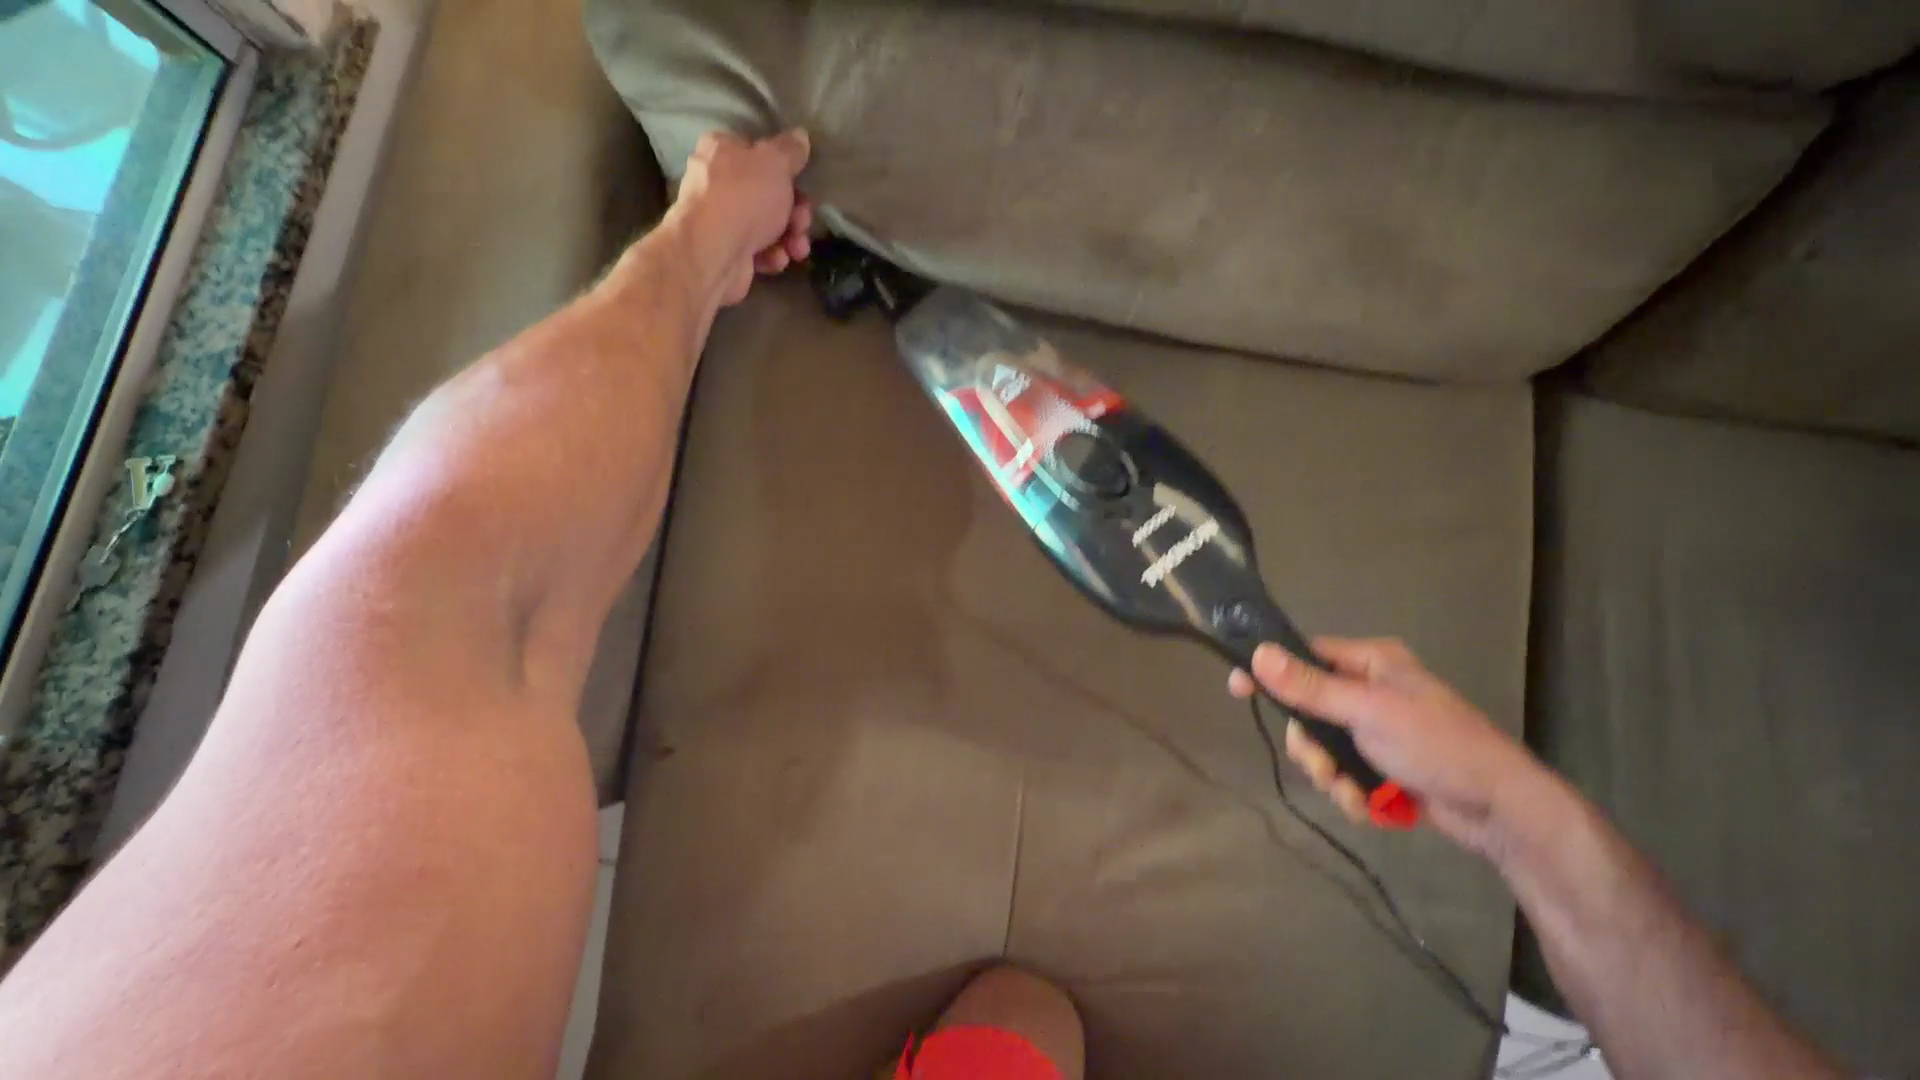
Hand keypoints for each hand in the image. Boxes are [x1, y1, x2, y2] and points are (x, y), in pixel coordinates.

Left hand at [668, 129, 814, 306]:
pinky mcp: (726, 251)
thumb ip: (790, 150)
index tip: (802, 184)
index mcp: (721, 149)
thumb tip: (800, 136)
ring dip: (790, 236)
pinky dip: (771, 255)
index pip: (757, 152)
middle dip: (795, 211)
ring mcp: (720, 219)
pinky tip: (775, 259)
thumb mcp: (775, 163)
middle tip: (802, 222)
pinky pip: (758, 249)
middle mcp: (716, 181)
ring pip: (767, 224)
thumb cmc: (744, 197)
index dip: (784, 169)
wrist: (713, 253)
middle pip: (768, 193)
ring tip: (796, 248)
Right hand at [1228, 637, 1547, 854]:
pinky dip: (1351, 794)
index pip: (1305, 655)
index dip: (1272, 672)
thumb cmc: (1437, 745)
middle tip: (1324, 766)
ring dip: (1331, 777)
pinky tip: (1372, 807)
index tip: (1239, 689)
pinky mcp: (1384, 767)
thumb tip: (1258, 654)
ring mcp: (1377, 731)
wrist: (1498, 809)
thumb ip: (1310, 687)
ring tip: (1355, 795)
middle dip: (1312, 748)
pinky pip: (1344, 775)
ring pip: (1322, 749)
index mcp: (1371, 663)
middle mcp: (1371, 691)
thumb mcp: (1368, 712)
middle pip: (1307, 711)